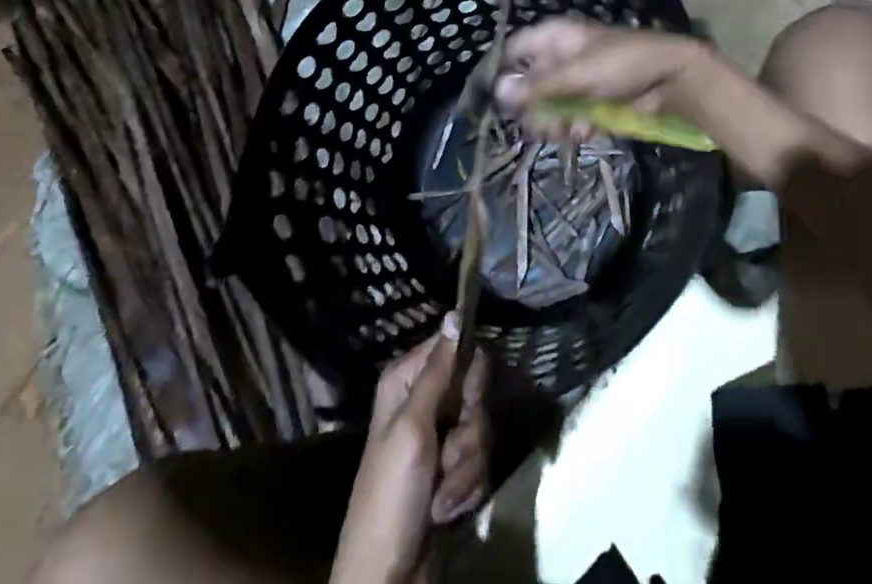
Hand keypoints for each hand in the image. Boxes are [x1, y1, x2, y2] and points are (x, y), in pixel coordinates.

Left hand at [331, 315, 489, 583]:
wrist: (389, 571)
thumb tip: (454, 313)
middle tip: (447, 451)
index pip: (455, 348)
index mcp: (406, 381)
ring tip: (440, 492)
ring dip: (467, 466)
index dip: (469, 374)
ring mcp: (440, 437)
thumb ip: (438, 372)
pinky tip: (446, 508)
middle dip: (470, 429)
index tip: (468, 399)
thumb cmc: (392, 491)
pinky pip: (481, 462)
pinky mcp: (454, 469)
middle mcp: (424, 401)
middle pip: (476, 391)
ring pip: (482, 430)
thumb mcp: (412, 427)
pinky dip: (467, 487)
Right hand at [493, 18, 713, 138]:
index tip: (503, 102)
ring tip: (570, 131)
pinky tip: (587, 131)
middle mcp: (560, 58)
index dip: (505, 74)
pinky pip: (570, 116)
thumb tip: (498, 92)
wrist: (674, 78)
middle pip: (528, 85)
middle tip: (543, 126)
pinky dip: (575, 126)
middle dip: (534, 109)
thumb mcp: (578, 74)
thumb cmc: (624, 64)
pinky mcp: (591, 101)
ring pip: (548, 106)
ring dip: (555, 122)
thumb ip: (538, 86)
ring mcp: (576, 81)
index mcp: (555, 38)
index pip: (514, 50)